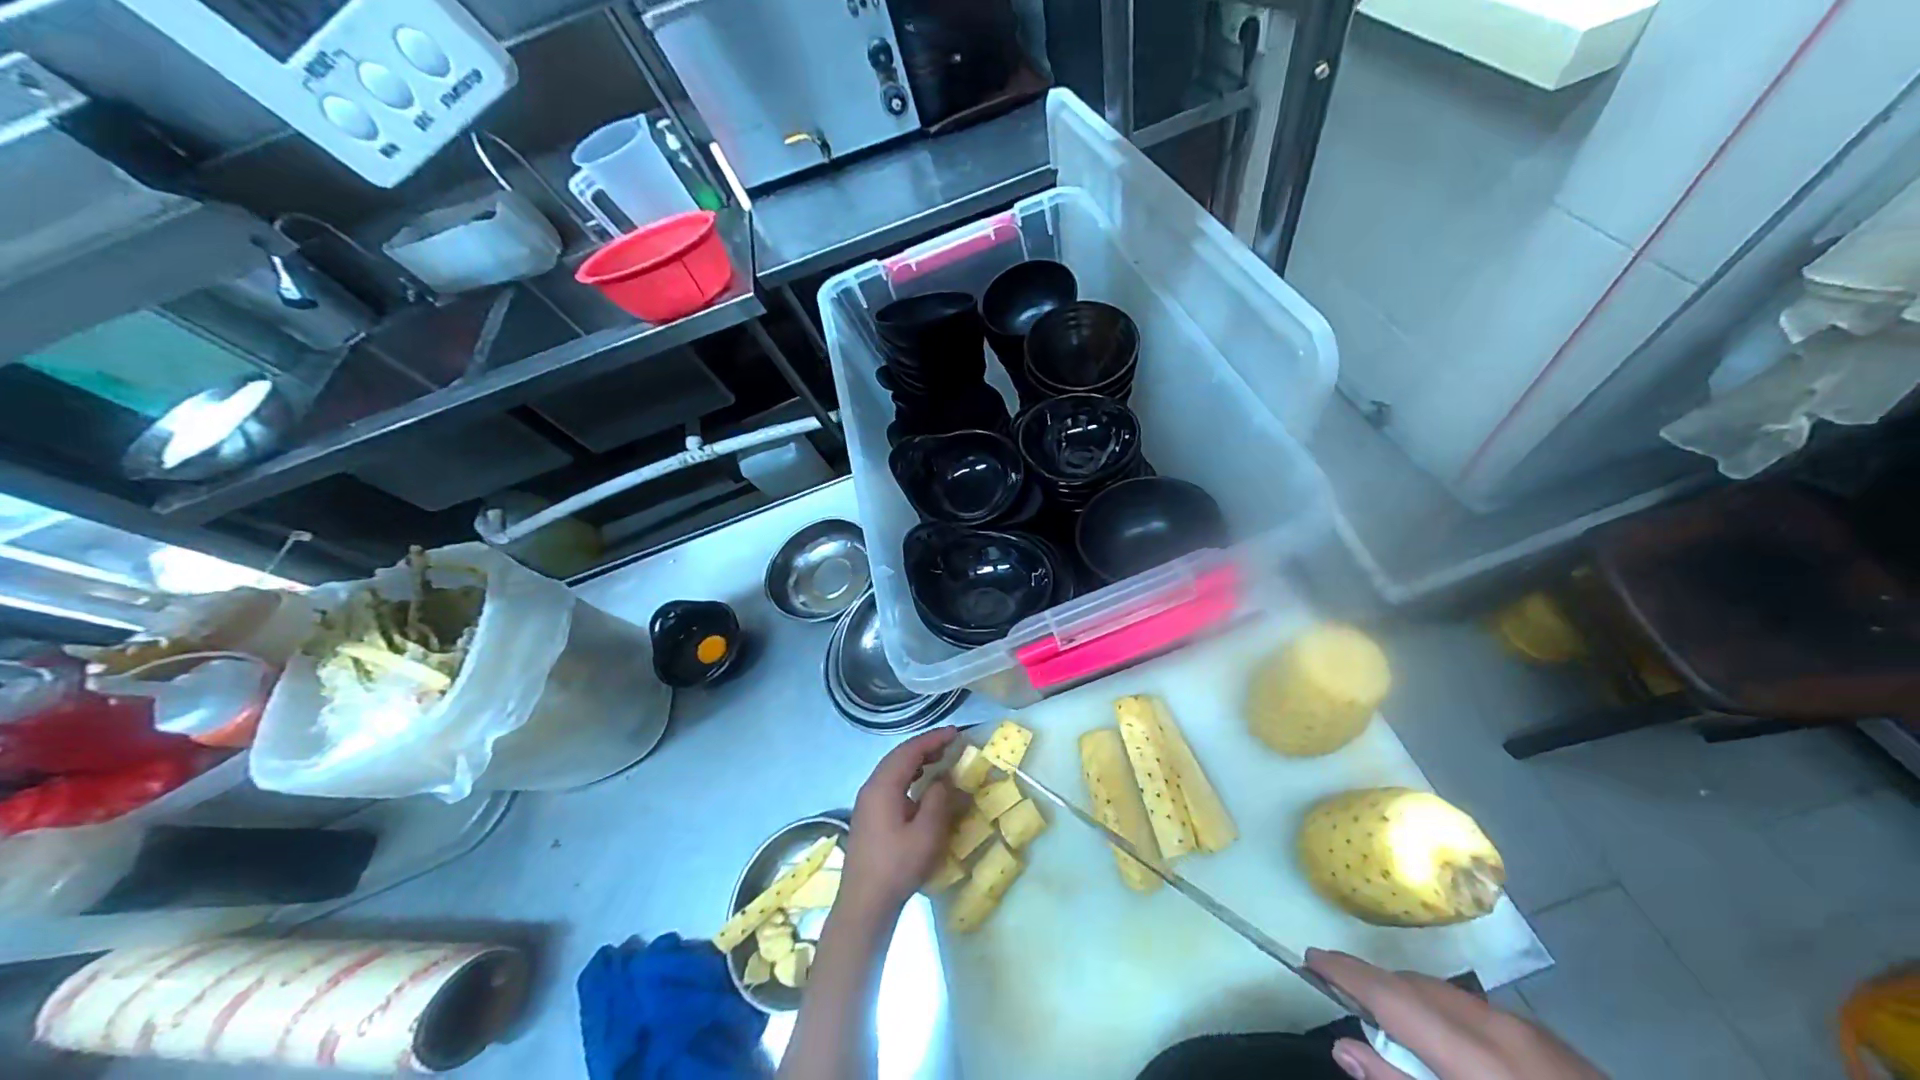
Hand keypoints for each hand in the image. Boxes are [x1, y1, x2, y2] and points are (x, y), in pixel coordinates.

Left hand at [840, 727, 959, 912]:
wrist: (865, 902)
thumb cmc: (897, 866)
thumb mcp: (926, 833)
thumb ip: (937, 800)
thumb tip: (941, 780)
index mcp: (882, 786)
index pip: (909, 751)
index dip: (933, 739)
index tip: (956, 732)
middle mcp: (871, 787)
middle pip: (898, 756)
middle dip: (924, 746)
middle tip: (951, 743)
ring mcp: (866, 802)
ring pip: (892, 769)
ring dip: (916, 760)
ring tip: (940, 759)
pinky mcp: (868, 815)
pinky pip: (890, 783)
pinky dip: (908, 775)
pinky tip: (921, 784)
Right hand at [1306, 949, 1603, 1079]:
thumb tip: (1344, 1046)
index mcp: (1473, 1055)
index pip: (1392, 996)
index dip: (1346, 972)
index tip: (1309, 958)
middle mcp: (1499, 1028)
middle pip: (1417, 986)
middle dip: (1374, 984)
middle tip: (1340, 996)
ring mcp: (1530, 1031)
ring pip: (1447, 994)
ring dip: (1409, 997)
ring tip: (1389, 1022)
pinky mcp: (1552, 1042)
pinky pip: (1478, 1011)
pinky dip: (1445, 1013)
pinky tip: (1444, 1043)